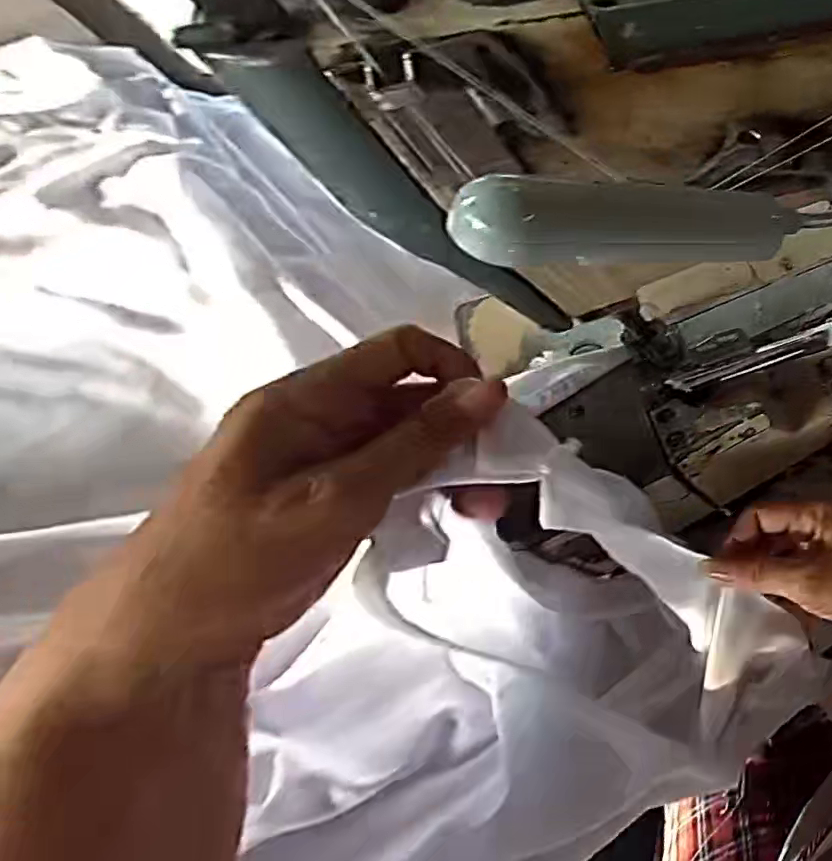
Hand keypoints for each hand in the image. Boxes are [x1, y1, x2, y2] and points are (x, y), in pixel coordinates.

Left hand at [43, 326, 506, 675]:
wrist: (157, 652)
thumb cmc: (240, 561)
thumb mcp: (341, 495)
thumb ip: (422, 439)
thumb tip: (494, 388)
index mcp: (307, 401)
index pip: (400, 350)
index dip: (454, 367)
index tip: (491, 411)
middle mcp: (323, 418)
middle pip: (419, 397)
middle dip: (468, 429)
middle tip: (504, 469)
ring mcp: (332, 457)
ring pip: (420, 438)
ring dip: (462, 464)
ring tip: (487, 506)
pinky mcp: (342, 493)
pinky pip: (407, 472)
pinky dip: (440, 487)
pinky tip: (462, 513)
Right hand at [705, 500, 831, 632]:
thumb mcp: (805, 581)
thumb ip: (758, 573)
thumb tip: (712, 568)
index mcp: (816, 513)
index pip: (763, 514)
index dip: (738, 538)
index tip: (721, 570)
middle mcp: (821, 519)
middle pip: (773, 530)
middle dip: (749, 556)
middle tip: (729, 587)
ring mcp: (830, 539)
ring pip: (786, 548)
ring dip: (766, 570)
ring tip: (746, 597)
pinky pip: (801, 562)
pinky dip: (785, 579)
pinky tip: (773, 602)